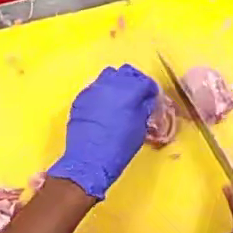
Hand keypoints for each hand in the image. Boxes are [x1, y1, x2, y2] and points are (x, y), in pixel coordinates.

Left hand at [46, 64, 158, 199]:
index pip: (144, 81)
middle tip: (137, 94)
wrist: (89, 160)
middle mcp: (110, 85)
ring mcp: (93, 90)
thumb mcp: (140, 129)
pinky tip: (104, 106)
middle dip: (134, 80)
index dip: (150, 89)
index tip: (152, 97)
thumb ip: (143, 109)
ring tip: (120, 98)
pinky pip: (94, 88)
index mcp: (129, 91)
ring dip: (116, 83)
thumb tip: (144, 101)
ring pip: (108, 76)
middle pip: (125, 72)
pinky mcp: (80, 98)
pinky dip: (102, 92)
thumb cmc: (119, 148)